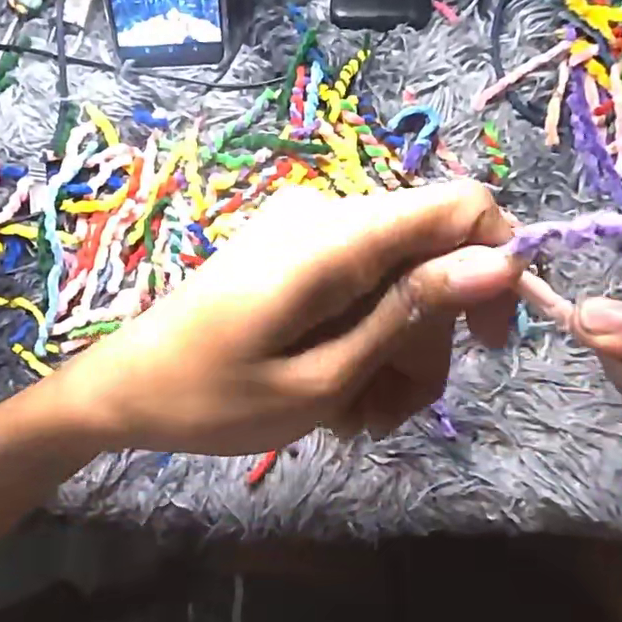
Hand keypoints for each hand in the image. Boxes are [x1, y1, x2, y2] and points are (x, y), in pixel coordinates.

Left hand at [52, 181, 520, 455]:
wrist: (125, 388)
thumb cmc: (211, 399)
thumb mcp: (321, 378)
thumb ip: (408, 313)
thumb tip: (497, 263)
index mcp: (334, 236)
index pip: (459, 205)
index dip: (496, 263)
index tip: (489, 342)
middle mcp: (325, 215)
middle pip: (430, 255)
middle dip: (428, 338)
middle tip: (392, 410)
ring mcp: (306, 232)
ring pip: (397, 280)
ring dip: (393, 352)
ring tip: (356, 415)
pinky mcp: (292, 253)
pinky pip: (358, 284)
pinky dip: (362, 338)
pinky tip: (337, 390)